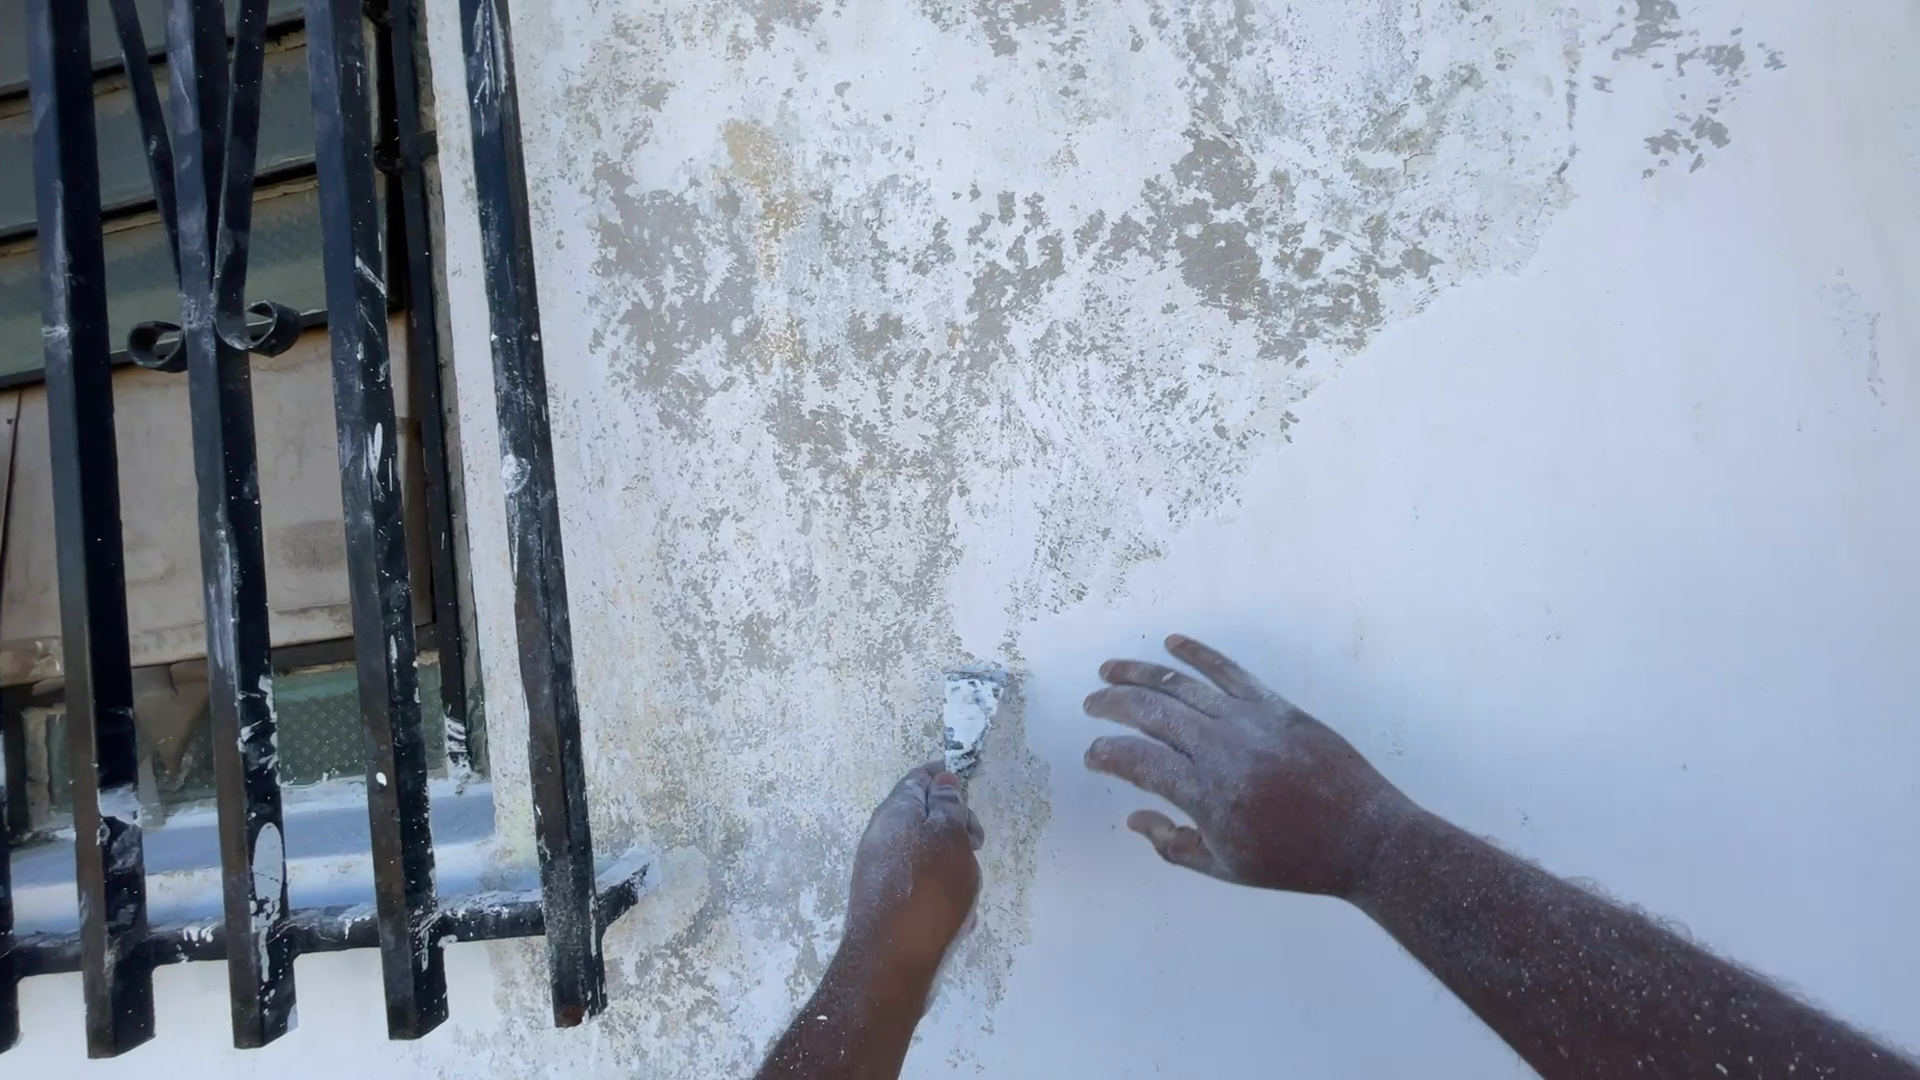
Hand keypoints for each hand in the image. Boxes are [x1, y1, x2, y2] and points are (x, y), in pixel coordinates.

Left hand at [841, 763, 985, 986]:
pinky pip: (919, 883)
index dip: (946, 777)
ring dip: (952, 862)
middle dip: (955, 825)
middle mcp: (881, 835)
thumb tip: (943, 780)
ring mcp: (880, 868)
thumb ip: (948, 804)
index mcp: (895, 812)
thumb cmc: (929, 891)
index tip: (970, 791)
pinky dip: (940, 891)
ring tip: (968, 889)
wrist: (891, 964)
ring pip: (925, 852)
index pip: (919, 777)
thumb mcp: (950, 837)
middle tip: (976, 845)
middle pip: (924, 815)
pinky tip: (956, 916)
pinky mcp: (884, 900)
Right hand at [1083, 634, 1416, 898]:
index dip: (1107, 754)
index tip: (1093, 754)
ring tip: (1110, 670)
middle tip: (1091, 703)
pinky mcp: (1273, 706)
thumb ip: (1173, 844)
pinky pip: (1228, 671)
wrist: (1367, 839)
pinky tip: (1172, 643)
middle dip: (1111, 705)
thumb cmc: (1294, 861)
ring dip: (1138, 674)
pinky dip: (1198, 654)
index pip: (1137, 762)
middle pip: (1149, 713)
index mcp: (1205, 794)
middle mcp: (1218, 750)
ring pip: (1179, 685)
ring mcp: (1246, 722)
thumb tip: (1132, 816)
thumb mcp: (1228, 868)